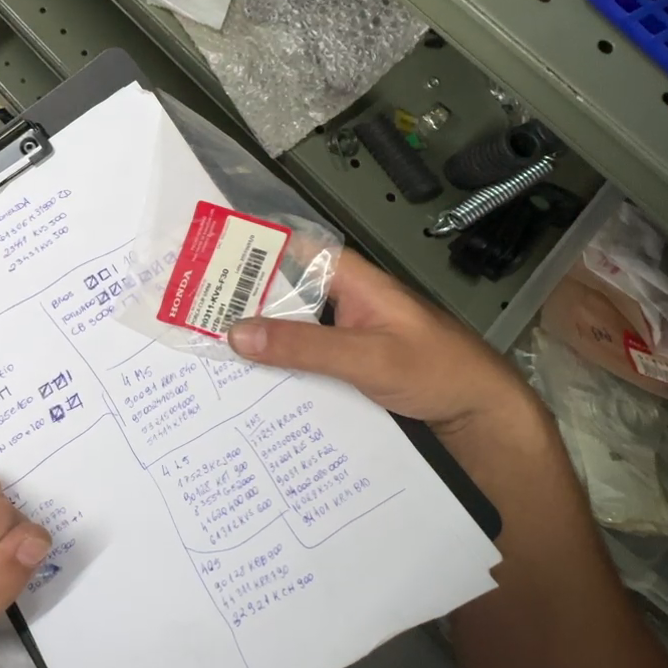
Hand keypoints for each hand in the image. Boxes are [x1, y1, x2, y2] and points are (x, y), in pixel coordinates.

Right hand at [226, 254, 536, 437]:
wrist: (485, 422)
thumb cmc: (439, 372)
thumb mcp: (369, 356)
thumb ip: (304, 345)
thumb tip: (235, 334)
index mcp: (348, 278)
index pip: (286, 247)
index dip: (244, 245)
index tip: (197, 252)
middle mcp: (337, 300)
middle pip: (275, 290)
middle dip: (233, 298)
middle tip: (182, 307)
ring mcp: (336, 334)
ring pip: (281, 327)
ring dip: (249, 336)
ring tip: (197, 344)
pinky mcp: (337, 366)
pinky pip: (293, 358)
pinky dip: (269, 365)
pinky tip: (239, 381)